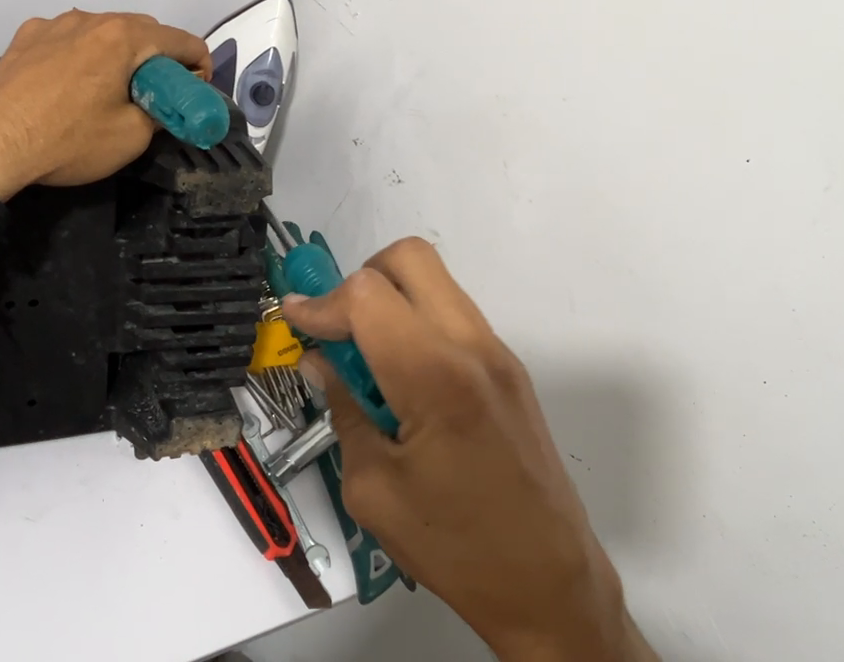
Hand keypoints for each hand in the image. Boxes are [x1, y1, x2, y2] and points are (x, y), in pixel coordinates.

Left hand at [0, 10, 209, 200]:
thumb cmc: (66, 143)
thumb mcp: (131, 137)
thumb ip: (159, 114)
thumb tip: (161, 108)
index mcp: (122, 37)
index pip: (181, 39)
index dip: (199, 66)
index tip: (195, 92)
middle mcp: (88, 19)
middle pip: (142, 30)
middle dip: (158, 59)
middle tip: (157, 96)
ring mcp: (51, 25)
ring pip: (102, 32)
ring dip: (118, 55)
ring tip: (111, 91)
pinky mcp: (23, 40)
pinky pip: (67, 40)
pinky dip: (81, 56)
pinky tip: (70, 86)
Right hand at [283, 239, 655, 661]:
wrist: (550, 585)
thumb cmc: (454, 546)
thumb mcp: (373, 488)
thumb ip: (343, 410)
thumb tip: (321, 364)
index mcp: (435, 376)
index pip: (366, 294)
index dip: (320, 301)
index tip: (293, 319)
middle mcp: (473, 348)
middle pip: (409, 258)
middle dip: (360, 278)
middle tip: (337, 327)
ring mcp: (499, 355)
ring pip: (435, 283)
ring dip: (390, 300)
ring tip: (365, 357)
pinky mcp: (510, 372)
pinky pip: (454, 316)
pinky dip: (417, 323)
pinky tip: (401, 379)